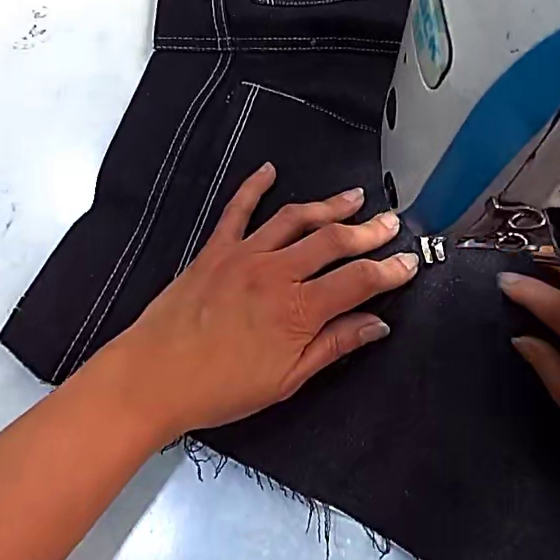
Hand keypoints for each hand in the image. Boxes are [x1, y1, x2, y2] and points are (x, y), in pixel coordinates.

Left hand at [90, 163, 418, 440]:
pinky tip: (268, 171)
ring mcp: (245, 255)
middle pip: (335, 240)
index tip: (409, 262)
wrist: (151, 379)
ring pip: (298, 219)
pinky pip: (238, 210)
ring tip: (354, 197)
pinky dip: (254, 187)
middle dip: (370, 229)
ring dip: (330, 206)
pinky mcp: (216, 250)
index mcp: (298, 310)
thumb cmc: (218, 388)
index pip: (359, 279)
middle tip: (390, 222)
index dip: (391, 269)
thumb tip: (376, 324)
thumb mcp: (287, 379)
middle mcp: (276, 274)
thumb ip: (335, 345)